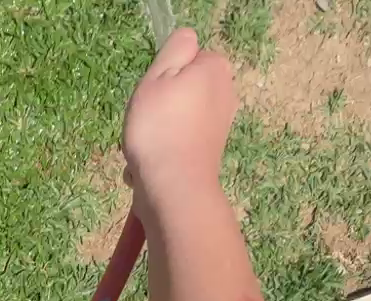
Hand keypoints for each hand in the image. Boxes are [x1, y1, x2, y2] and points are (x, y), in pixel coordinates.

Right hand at [121, 27, 237, 218]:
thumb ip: (175, 49)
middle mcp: (225, 92)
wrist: (173, 189)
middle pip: (181, 92)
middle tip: (146, 125)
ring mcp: (219, 125)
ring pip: (176, 121)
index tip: (152, 97)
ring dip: (157, 135)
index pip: (184, 59)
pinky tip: (150, 168)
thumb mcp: (157, 77)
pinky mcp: (209, 153)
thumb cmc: (159, 130)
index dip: (163, 77)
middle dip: (161, 108)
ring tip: (145, 151)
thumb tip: (188, 42)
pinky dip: (162, 156)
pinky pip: (177, 146)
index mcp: (214, 67)